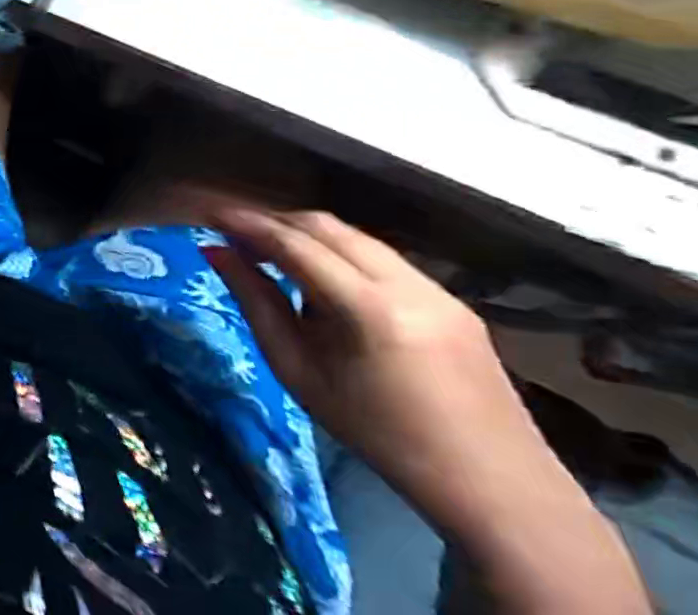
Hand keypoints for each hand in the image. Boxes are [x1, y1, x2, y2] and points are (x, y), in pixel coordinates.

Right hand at [205, 210, 560, 523]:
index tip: (208, 214)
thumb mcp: (297, 369)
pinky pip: (382, 257)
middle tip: (233, 231)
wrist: (489, 483)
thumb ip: (255, 302)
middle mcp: (407, 285)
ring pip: (356, 236)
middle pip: (326, 226)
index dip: (246, 223)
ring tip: (268, 250)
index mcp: (368, 309)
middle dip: (274, 221)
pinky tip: (320, 275)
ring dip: (306, 234)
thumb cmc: (375, 432)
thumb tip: (216, 252)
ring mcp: (437, 289)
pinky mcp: (452, 298)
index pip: (293, 244)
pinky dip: (339, 252)